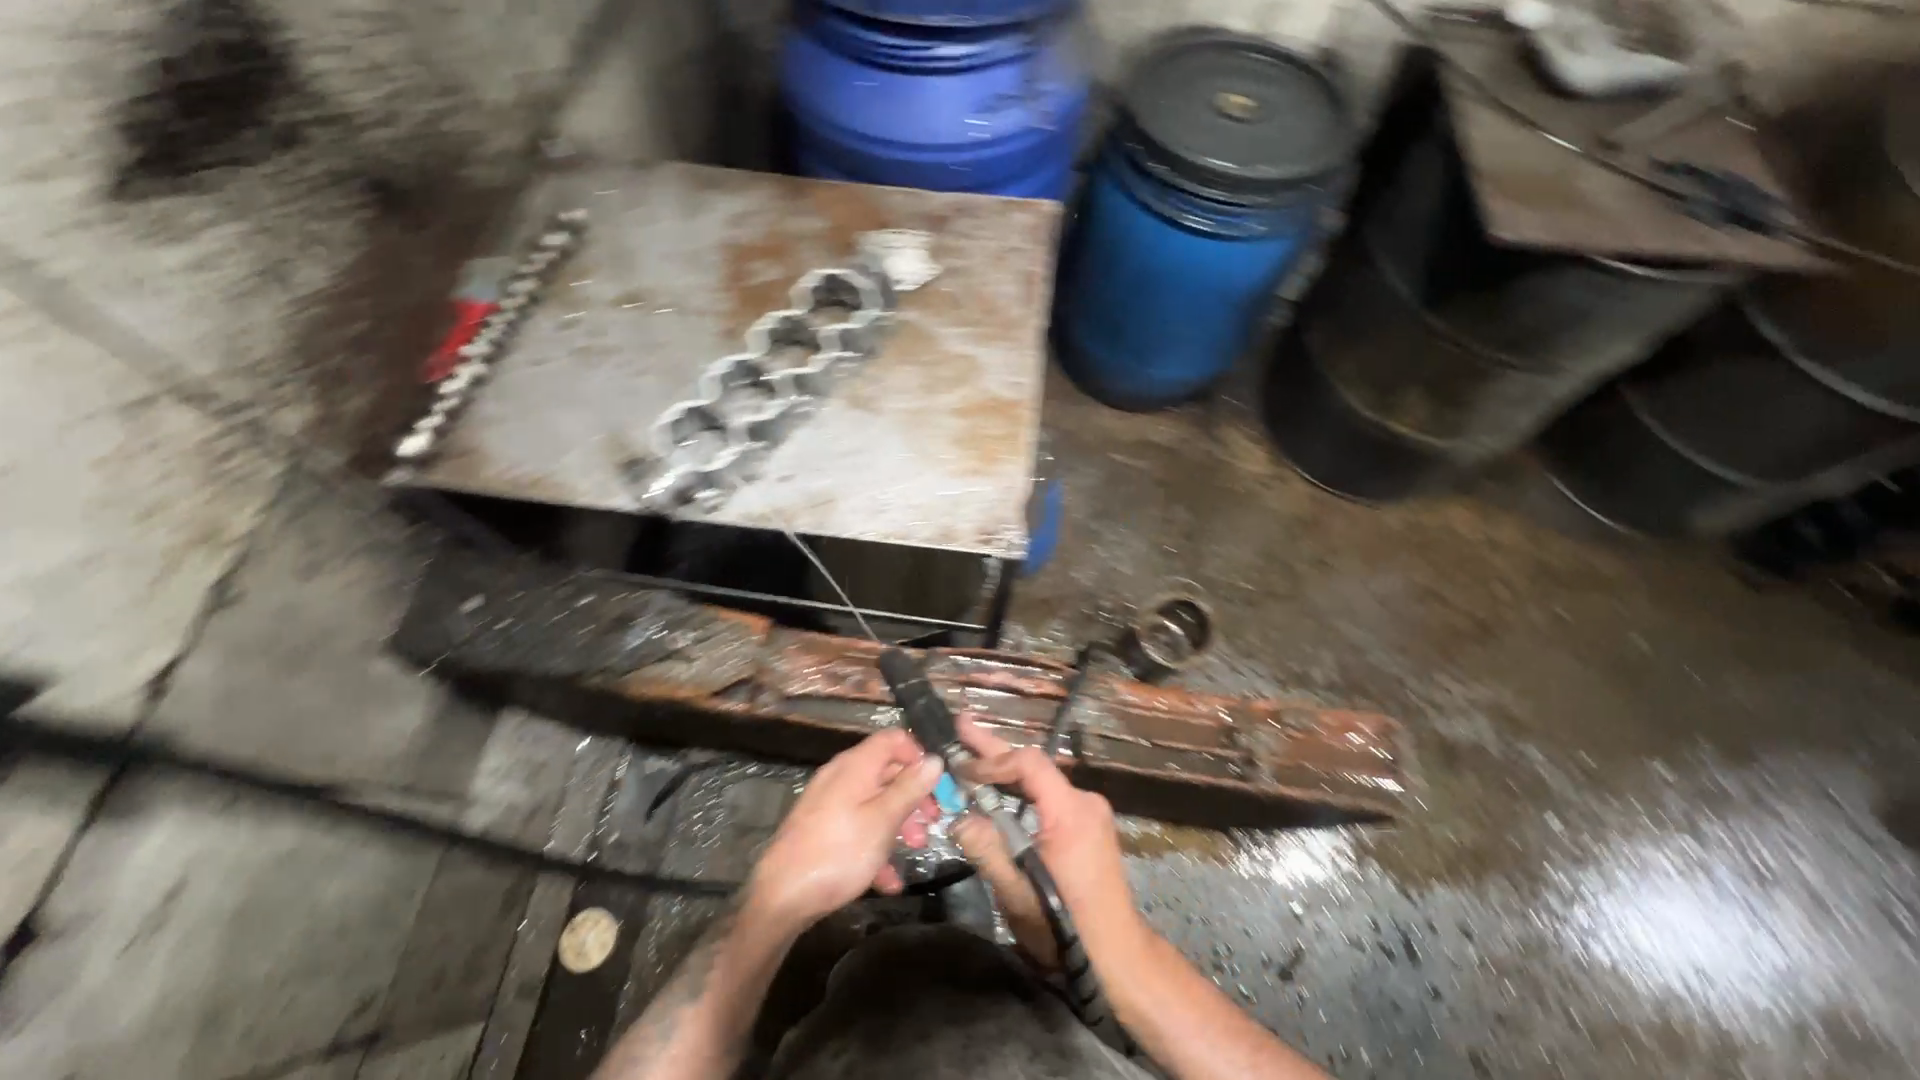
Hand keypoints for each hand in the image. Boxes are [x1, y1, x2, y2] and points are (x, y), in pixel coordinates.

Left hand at [745, 729, 943, 932]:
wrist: (782, 897)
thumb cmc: (838, 853)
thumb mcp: (883, 821)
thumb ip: (909, 789)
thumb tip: (934, 759)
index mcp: (855, 766)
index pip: (893, 739)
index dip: (918, 755)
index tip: (938, 783)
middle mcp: (841, 778)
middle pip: (887, 772)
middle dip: (913, 796)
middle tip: (933, 821)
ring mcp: (830, 805)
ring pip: (875, 803)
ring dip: (899, 824)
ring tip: (917, 849)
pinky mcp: (823, 831)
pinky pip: (858, 829)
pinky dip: (876, 847)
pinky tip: (889, 881)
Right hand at [949, 717, 1142, 958]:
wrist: (1115, 956)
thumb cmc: (1067, 927)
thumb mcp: (1019, 894)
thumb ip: (988, 852)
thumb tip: (957, 818)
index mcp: (1071, 813)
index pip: (1030, 765)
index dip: (992, 761)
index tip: (961, 769)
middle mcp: (1085, 803)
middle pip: (1035, 766)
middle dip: (994, 750)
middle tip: (961, 725)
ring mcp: (1091, 813)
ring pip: (1041, 781)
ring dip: (1005, 773)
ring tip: (970, 757)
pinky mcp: (1089, 826)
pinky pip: (1050, 798)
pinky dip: (1021, 792)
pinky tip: (997, 793)